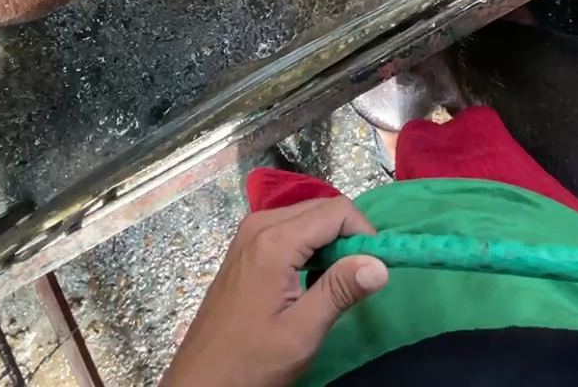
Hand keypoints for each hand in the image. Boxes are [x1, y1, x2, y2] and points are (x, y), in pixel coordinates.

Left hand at [162, 197, 388, 386]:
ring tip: (335, 283)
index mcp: (275, 239)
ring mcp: (250, 233)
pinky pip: (290, 229)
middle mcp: (260, 223)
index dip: (363, 233)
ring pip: (307, 217)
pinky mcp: (246, 246)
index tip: (374, 267)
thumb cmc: (250, 363)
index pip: (336, 210)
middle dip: (347, 236)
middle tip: (357, 278)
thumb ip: (340, 291)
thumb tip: (380, 264)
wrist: (197, 385)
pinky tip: (310, 280)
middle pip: (322, 208)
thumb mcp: (301, 333)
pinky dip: (309, 246)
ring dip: (329, 242)